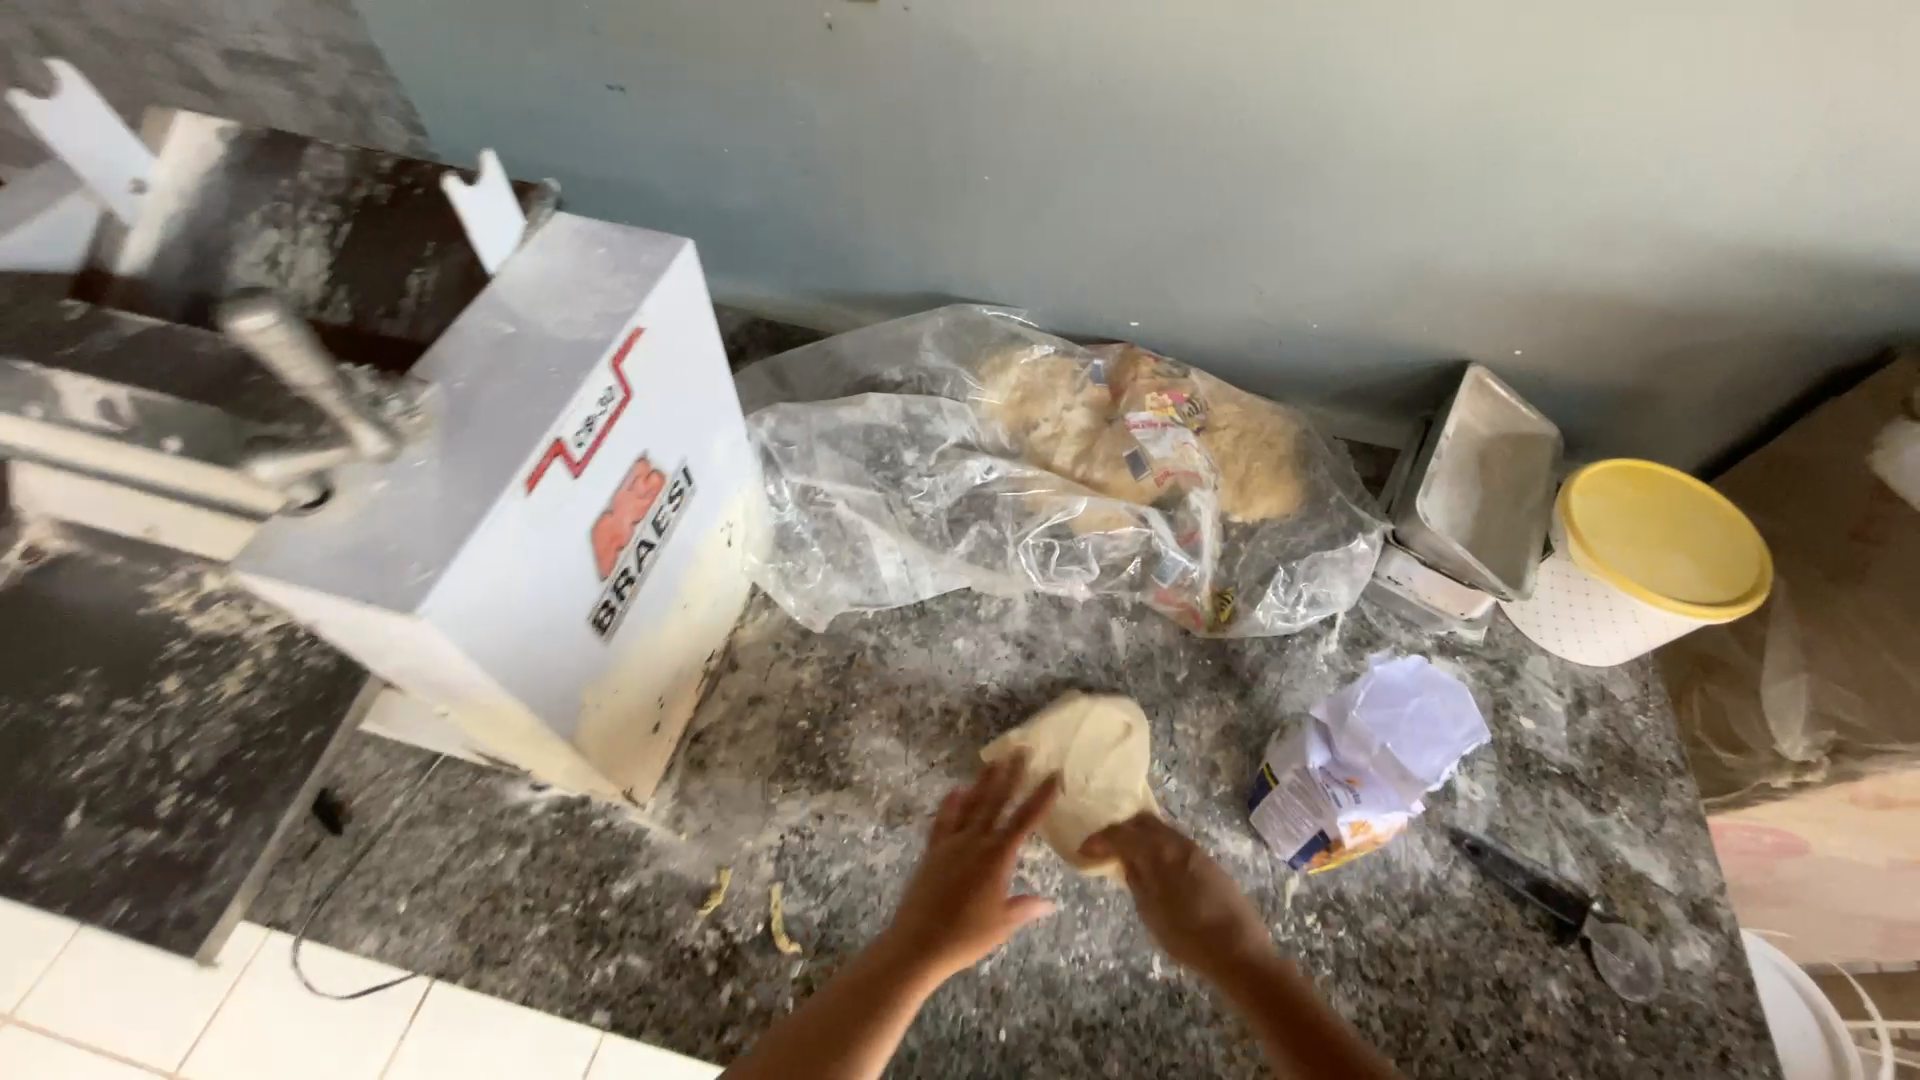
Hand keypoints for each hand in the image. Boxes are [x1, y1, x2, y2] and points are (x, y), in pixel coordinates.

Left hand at [878, 754, 1060, 982]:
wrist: (918, 943)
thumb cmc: (966, 937)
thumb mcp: (1003, 924)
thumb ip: (1025, 908)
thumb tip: (1049, 903)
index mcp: (997, 858)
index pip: (1025, 820)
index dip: (1041, 797)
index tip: (1053, 775)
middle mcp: (975, 842)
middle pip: (997, 801)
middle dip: (1011, 774)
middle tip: (1021, 750)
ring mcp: (951, 843)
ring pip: (971, 804)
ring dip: (984, 781)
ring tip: (994, 760)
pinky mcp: (933, 850)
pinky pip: (944, 820)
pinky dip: (951, 804)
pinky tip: (956, 790)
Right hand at [1080, 813, 1277, 985]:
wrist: (1240, 951)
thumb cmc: (1189, 936)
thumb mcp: (1151, 913)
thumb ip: (1136, 881)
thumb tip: (1128, 863)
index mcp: (1158, 851)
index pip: (1120, 834)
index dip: (1099, 840)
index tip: (1083, 850)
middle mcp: (1176, 842)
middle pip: (1141, 822)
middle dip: (1120, 831)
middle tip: (1105, 848)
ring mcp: (1195, 850)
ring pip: (1160, 830)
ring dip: (1140, 838)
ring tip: (1127, 857)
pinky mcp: (1207, 862)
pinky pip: (1174, 843)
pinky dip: (1157, 847)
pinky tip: (1154, 867)